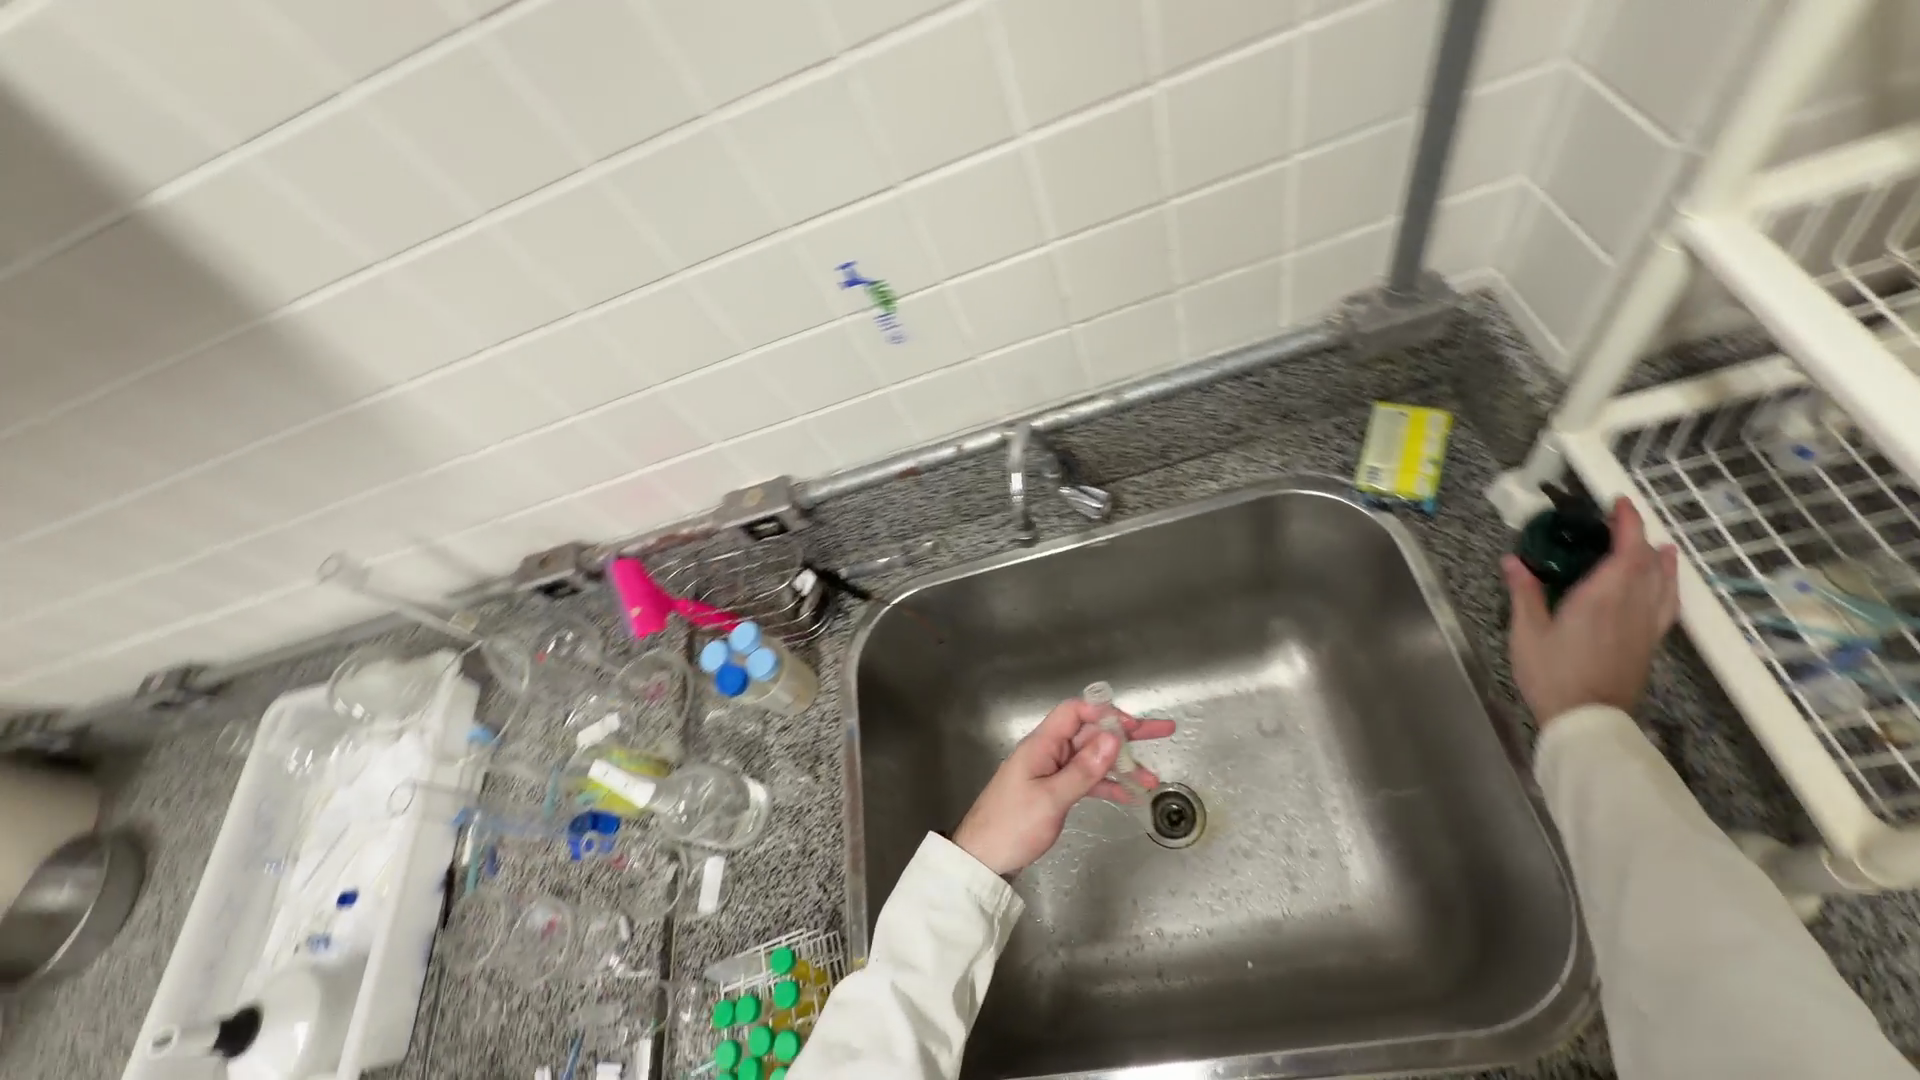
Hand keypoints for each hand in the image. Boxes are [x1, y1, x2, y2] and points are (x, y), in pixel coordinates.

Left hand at [951, 699, 1174, 875]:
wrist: (982, 859)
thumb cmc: (1012, 826)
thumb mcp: (1051, 799)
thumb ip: (1083, 770)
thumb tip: (1112, 738)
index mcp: (1041, 745)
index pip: (1075, 712)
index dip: (1104, 712)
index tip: (1133, 725)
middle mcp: (1047, 752)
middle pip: (1089, 733)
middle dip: (1125, 734)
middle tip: (1162, 731)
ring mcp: (1050, 772)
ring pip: (1092, 758)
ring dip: (1121, 765)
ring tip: (1154, 778)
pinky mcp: (1053, 791)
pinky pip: (1086, 780)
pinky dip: (1107, 786)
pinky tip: (1130, 795)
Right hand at [1504, 496, 1680, 725]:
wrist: (1586, 717)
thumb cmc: (1551, 674)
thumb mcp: (1527, 633)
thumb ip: (1525, 593)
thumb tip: (1514, 560)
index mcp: (1600, 598)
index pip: (1626, 551)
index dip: (1627, 524)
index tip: (1619, 503)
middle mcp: (1631, 605)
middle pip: (1646, 562)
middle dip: (1636, 536)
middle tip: (1618, 521)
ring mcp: (1645, 624)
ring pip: (1662, 581)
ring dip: (1658, 558)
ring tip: (1654, 544)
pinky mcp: (1649, 641)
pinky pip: (1667, 603)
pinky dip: (1668, 584)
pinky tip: (1665, 581)